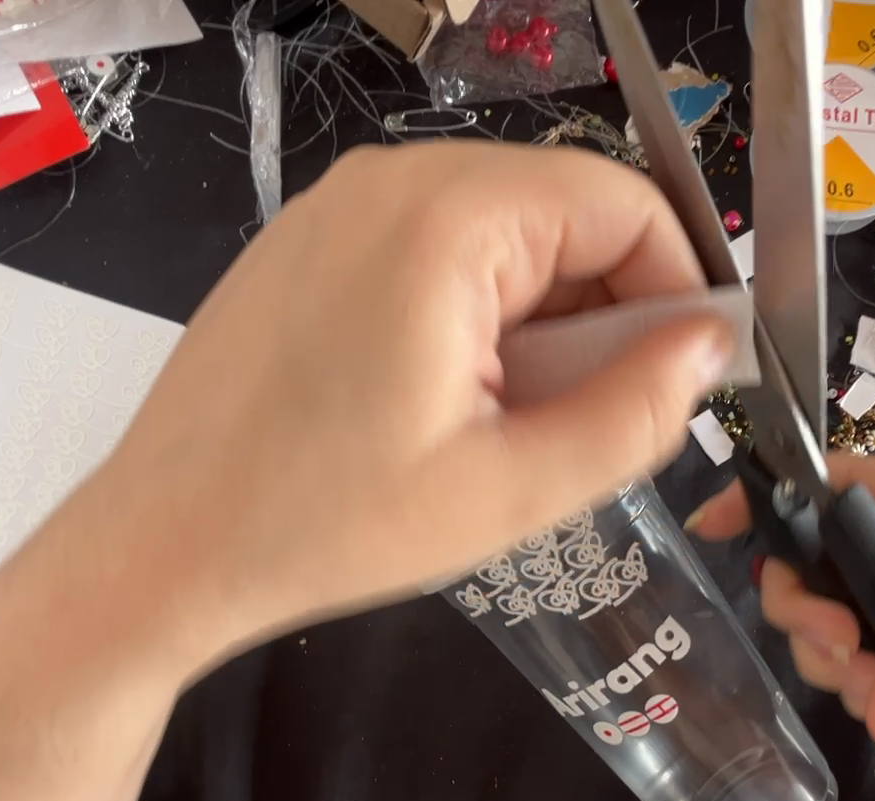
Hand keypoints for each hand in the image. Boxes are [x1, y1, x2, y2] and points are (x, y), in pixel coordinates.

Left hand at [95, 143, 730, 652]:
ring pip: (500, 239)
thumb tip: (709, 346)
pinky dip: (475, 317)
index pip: (623, 203)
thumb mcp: (510, 490)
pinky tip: (446, 400)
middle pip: (560, 215)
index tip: (680, 377)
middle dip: (602, 314)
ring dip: (538, 324)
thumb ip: (634, 414)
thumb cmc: (332, 526)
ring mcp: (337, 208)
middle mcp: (389, 180)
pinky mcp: (308, 248)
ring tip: (508, 423)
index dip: (676, 287)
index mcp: (447, 218)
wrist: (165, 546)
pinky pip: (433, 255)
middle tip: (586, 419)